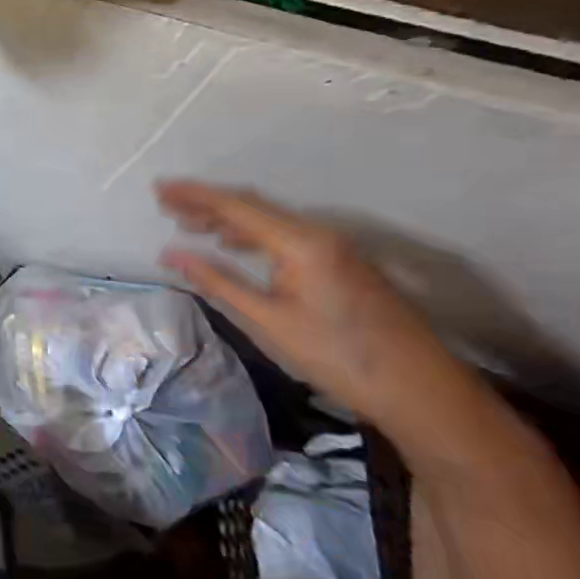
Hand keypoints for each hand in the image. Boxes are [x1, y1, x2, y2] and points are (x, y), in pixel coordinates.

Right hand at [156, 180, 473, 431]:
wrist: (420, 390)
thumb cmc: (338, 357)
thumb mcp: (268, 321)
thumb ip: (217, 281)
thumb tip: (169, 252)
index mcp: (299, 241)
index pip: (236, 206)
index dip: (194, 195)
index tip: (159, 189)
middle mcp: (317, 232)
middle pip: (252, 206)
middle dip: (207, 203)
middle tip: (166, 205)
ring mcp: (333, 245)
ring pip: (269, 220)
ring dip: (229, 219)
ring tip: (191, 224)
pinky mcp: (341, 261)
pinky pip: (286, 234)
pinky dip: (253, 234)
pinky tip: (236, 246)